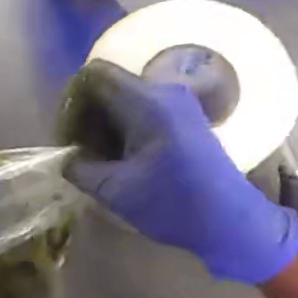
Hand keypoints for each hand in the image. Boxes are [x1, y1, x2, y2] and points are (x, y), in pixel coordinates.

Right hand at [66, 61, 297, 284]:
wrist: (230, 220)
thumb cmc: (173, 204)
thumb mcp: (116, 191)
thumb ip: (81, 169)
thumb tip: (67, 159)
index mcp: (146, 102)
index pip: (94, 77)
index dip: (71, 103)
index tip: (67, 139)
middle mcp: (164, 92)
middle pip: (110, 87)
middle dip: (87, 118)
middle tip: (79, 155)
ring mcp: (180, 103)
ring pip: (126, 101)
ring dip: (106, 127)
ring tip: (99, 163)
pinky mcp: (187, 119)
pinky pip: (144, 111)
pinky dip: (125, 131)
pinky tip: (123, 162)